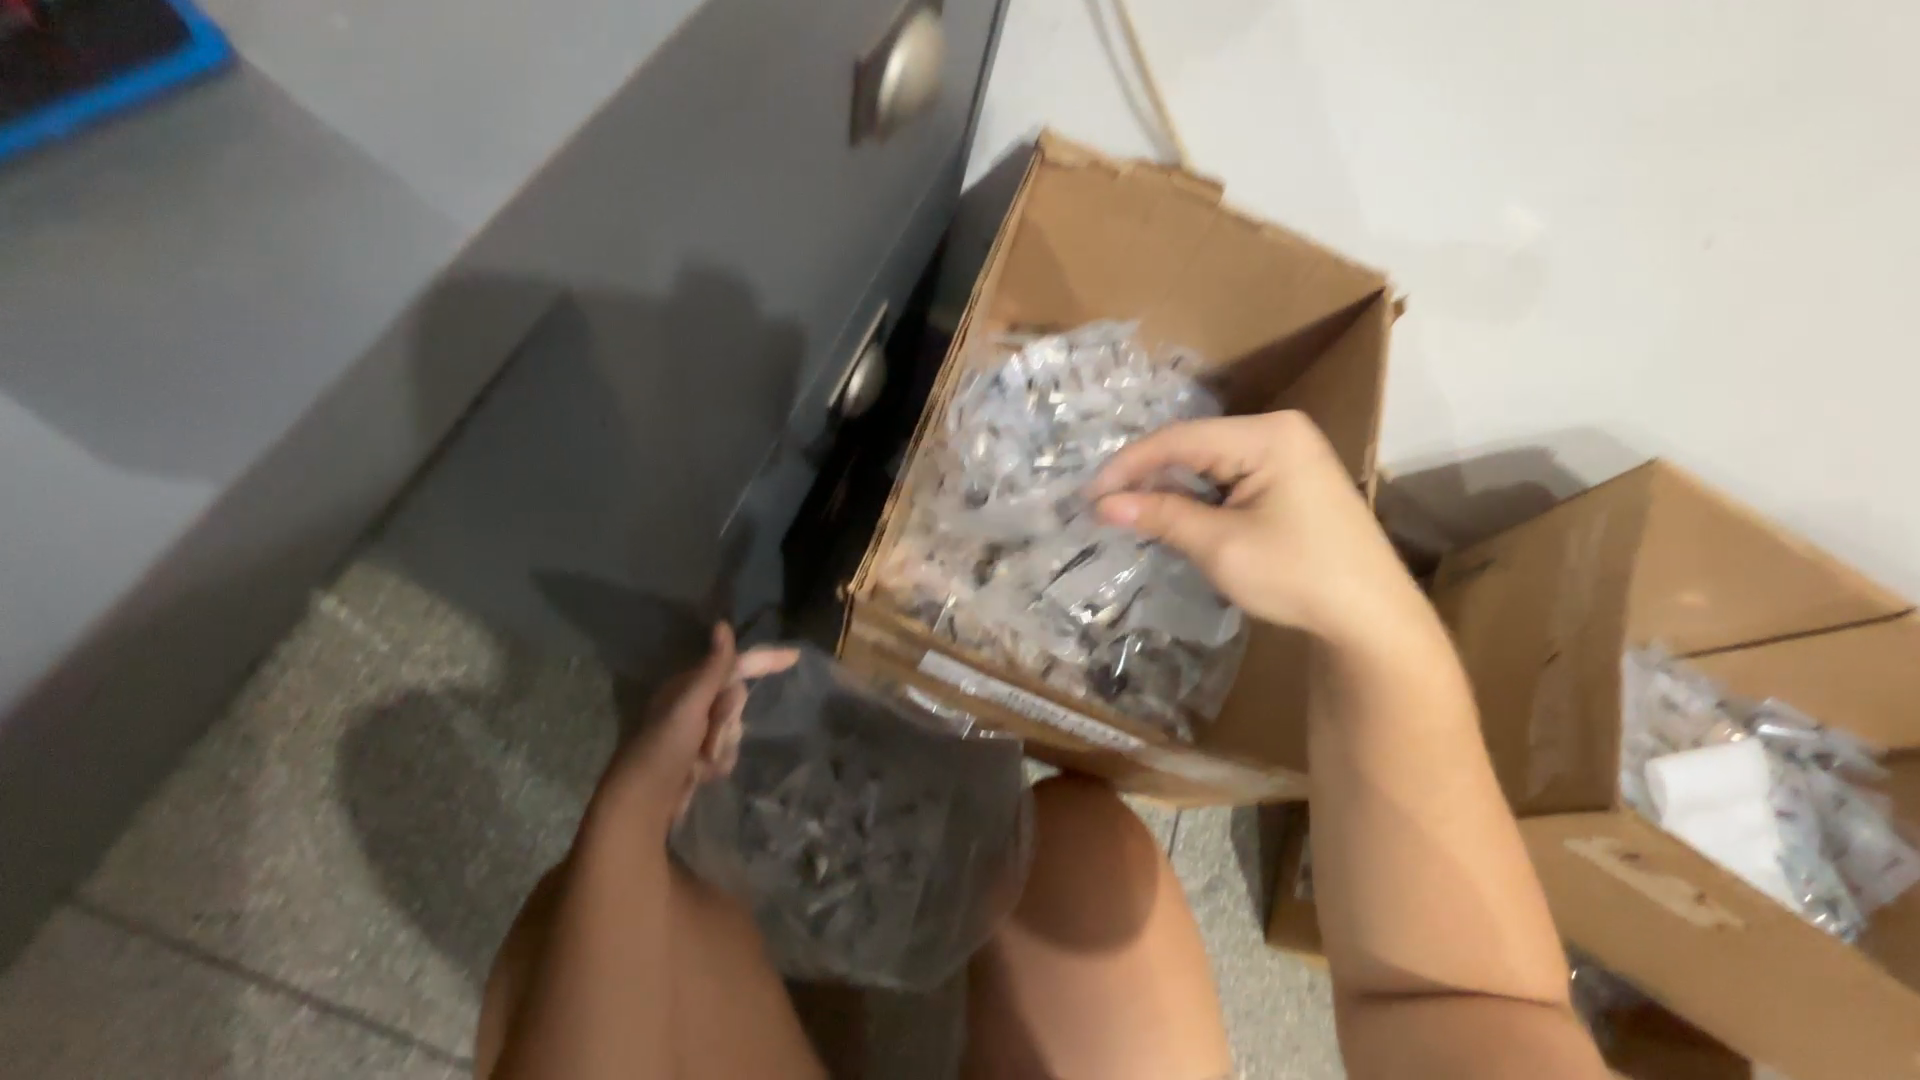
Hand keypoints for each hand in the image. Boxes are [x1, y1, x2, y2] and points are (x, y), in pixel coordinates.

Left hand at [600, 623, 800, 828]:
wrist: (645, 804)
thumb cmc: (664, 749)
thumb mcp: (690, 705)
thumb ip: (713, 669)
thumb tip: (722, 625)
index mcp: (688, 686)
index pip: (733, 665)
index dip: (764, 660)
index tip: (794, 657)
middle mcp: (693, 705)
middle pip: (737, 699)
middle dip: (728, 719)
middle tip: (707, 737)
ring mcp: (697, 733)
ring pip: (736, 728)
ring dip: (723, 745)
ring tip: (700, 761)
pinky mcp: (701, 758)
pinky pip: (730, 751)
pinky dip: (720, 762)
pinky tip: (701, 774)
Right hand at [1088, 411, 1421, 646]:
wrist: (1371, 619)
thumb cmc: (1297, 576)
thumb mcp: (1220, 546)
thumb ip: (1161, 516)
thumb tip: (1102, 503)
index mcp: (1268, 435)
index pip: (1179, 439)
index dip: (1128, 465)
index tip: (1089, 495)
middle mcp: (1279, 432)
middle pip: (1193, 447)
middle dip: (1148, 477)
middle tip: (1104, 507)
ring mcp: (1288, 456)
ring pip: (1208, 464)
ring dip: (1170, 490)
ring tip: (1129, 514)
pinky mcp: (1290, 481)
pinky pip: (1229, 479)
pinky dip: (1198, 499)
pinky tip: (1172, 517)